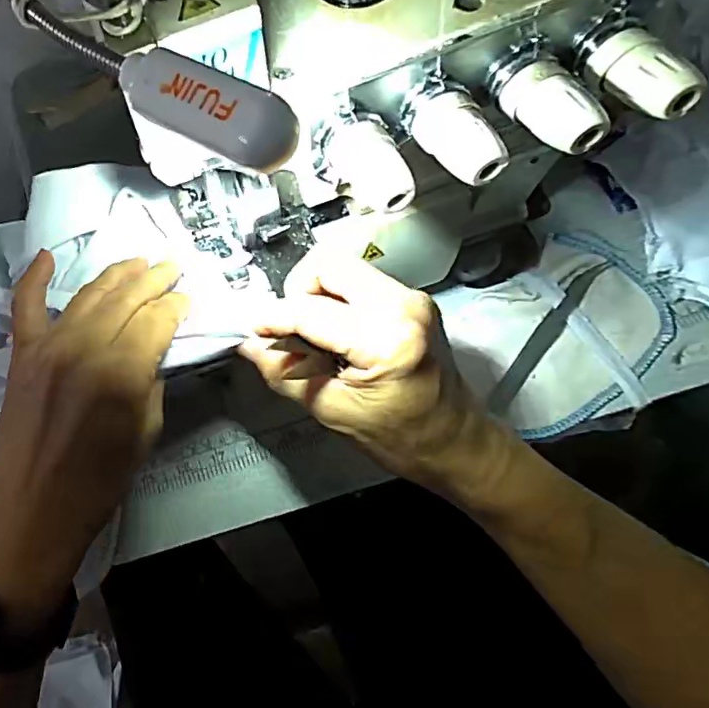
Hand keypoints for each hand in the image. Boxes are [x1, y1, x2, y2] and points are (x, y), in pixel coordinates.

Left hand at [0, 251, 187, 628]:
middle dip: (154, 278)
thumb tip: (155, 349)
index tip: (188, 298)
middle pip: (127, 298)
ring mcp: (48, 346)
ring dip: (116, 273)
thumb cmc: (99, 482)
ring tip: (138, 261)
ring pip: (88, 294)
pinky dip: (35, 278)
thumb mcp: (146, 431)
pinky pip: (25, 305)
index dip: (177, 305)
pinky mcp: (21, 354)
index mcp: (122, 371)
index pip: (157, 319)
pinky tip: (47, 256)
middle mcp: (85, 346)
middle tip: (173, 265)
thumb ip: (151, 380)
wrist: (31, 510)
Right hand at [238, 252, 519, 507]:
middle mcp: (404, 306)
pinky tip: (336, 336)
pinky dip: (336, 301)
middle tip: (289, 330)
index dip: (273, 319)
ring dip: (317, 296)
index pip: (310, 310)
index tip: (254, 329)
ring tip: (315, 337)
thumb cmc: (405, 438)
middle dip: (297, 292)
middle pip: (328, 264)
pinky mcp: (411, 299)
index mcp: (387, 339)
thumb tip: (253, 345)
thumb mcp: (333, 411)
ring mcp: (411, 298)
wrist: (456, 442)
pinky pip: (359, 282)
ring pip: (342, 269)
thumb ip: (285, 373)